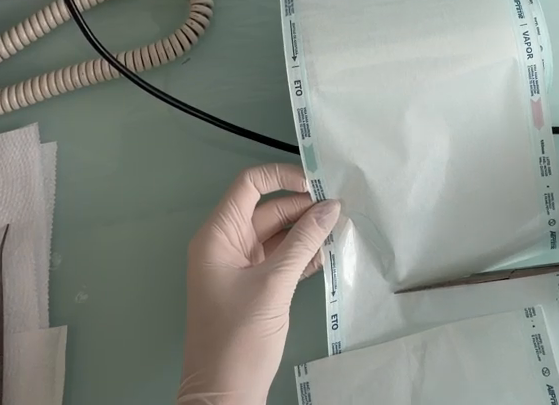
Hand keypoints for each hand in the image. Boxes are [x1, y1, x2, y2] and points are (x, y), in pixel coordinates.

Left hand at [178, 163, 342, 404]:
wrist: (223, 399)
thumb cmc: (239, 338)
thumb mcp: (274, 285)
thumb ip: (304, 241)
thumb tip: (331, 206)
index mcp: (219, 235)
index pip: (250, 185)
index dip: (282, 176)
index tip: (316, 184)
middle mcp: (227, 244)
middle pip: (269, 208)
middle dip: (303, 207)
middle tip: (340, 210)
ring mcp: (240, 266)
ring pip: (279, 233)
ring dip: (307, 232)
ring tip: (339, 231)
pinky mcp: (254, 286)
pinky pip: (281, 256)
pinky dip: (302, 254)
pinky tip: (327, 256)